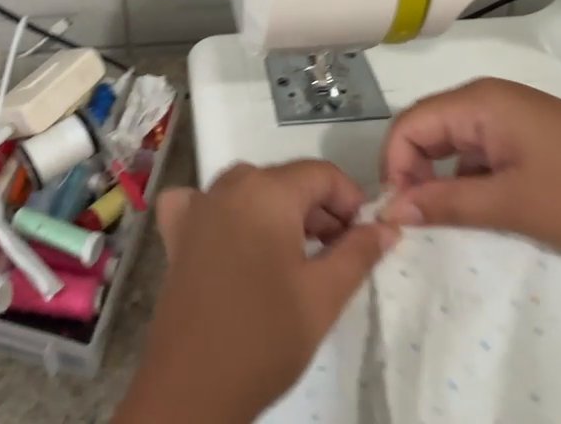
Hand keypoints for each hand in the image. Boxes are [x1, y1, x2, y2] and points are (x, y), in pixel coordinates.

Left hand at [118, 161, 397, 422]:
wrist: (193, 385)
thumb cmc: (266, 336)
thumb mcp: (324, 295)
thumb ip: (358, 252)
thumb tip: (385, 227)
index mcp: (266, 192)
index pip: (321, 173)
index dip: (350, 200)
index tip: (363, 237)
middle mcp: (228, 186)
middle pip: (284, 179)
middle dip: (317, 208)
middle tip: (336, 254)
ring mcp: (197, 208)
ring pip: (248, 189)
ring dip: (278, 210)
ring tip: (296, 255)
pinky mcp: (175, 234)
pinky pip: (202, 203)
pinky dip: (223, 211)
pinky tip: (232, 239)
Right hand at [379, 79, 560, 258]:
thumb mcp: (509, 205)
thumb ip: (444, 203)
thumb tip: (391, 209)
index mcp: (480, 101)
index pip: (410, 124)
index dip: (394, 165)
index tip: (399, 214)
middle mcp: (489, 98)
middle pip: (427, 128)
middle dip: (413, 172)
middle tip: (416, 222)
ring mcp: (510, 116)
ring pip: (452, 143)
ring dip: (440, 179)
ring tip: (445, 222)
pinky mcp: (527, 136)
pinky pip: (478, 152)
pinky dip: (467, 180)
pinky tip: (478, 212)